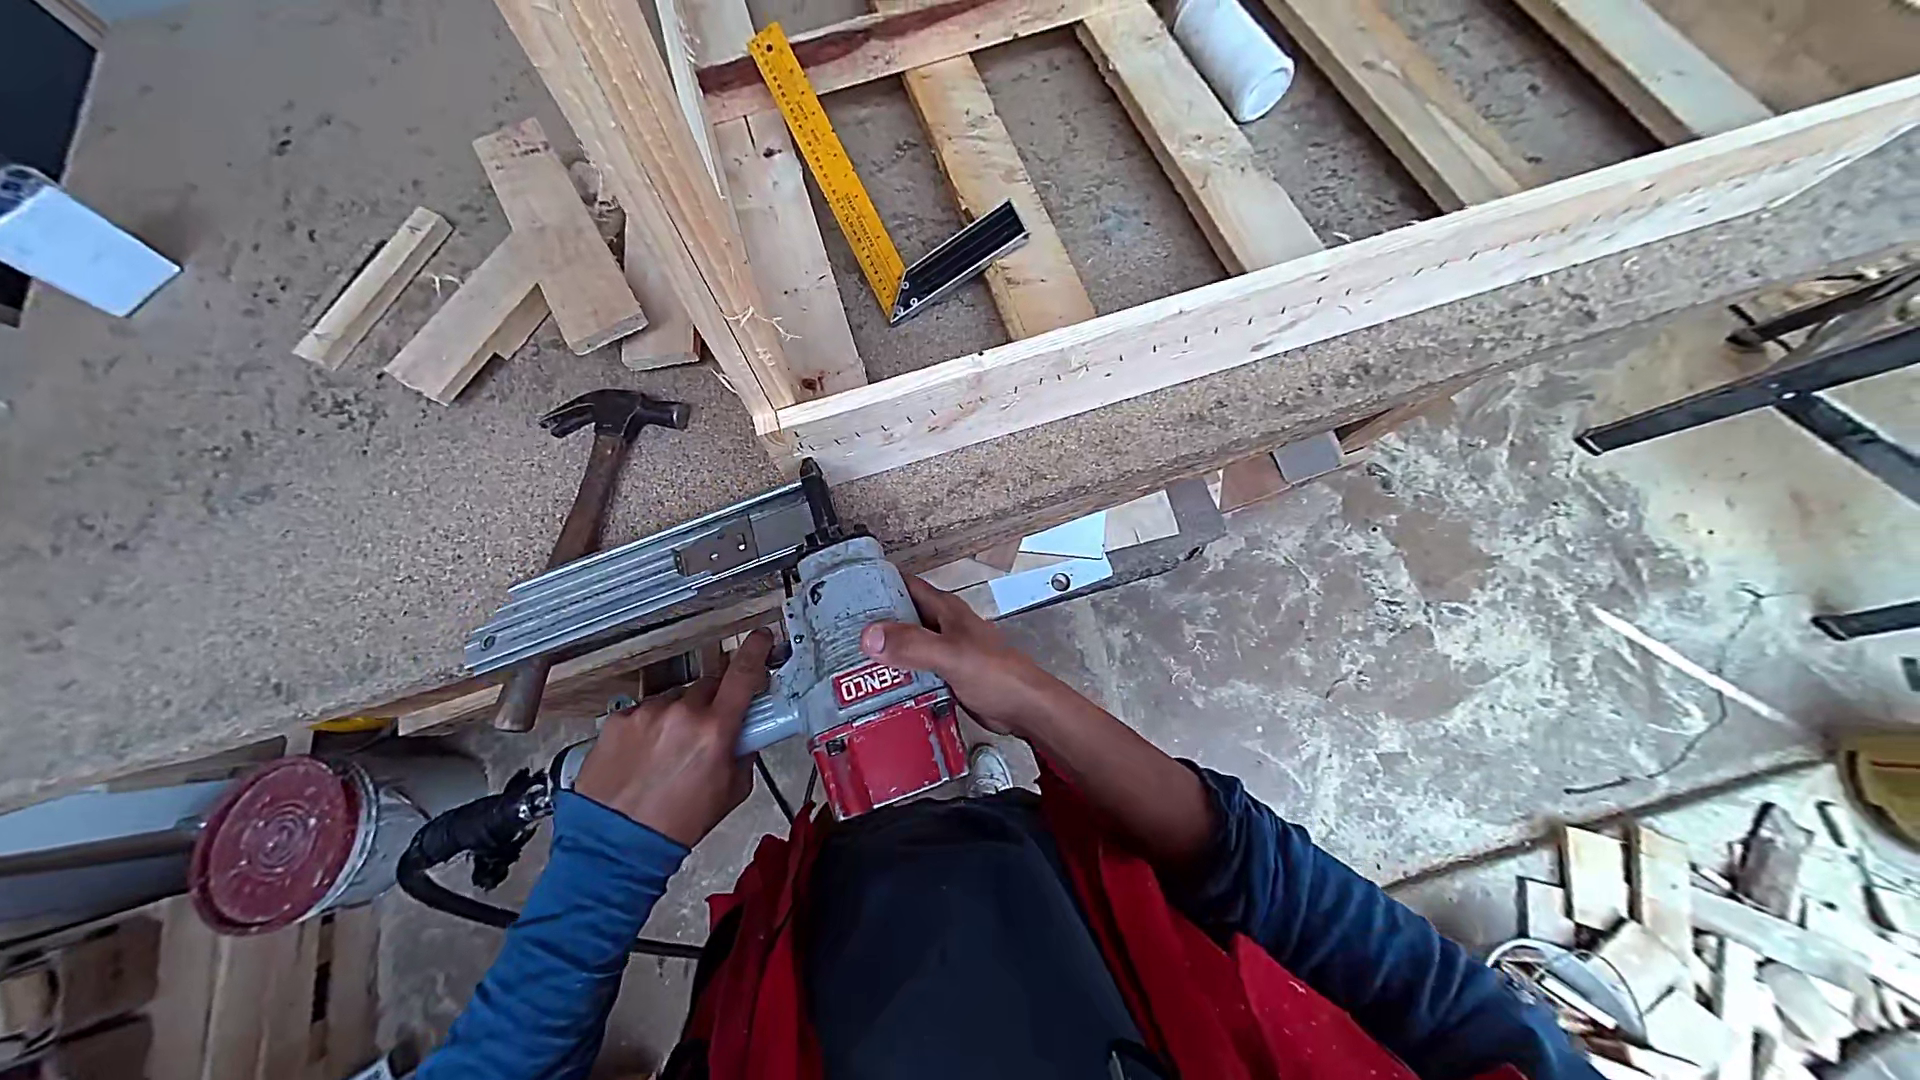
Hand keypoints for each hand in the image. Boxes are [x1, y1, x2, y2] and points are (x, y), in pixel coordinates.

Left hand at [572, 628, 773, 846]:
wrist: (615, 846)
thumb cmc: (675, 824)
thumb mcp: (731, 790)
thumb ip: (745, 752)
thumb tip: (748, 732)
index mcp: (715, 729)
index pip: (744, 673)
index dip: (757, 649)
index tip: (762, 637)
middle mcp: (681, 713)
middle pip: (710, 685)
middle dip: (714, 701)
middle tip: (710, 728)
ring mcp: (646, 714)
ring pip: (676, 699)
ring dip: (680, 715)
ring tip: (669, 752)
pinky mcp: (618, 721)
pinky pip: (644, 711)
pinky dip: (650, 726)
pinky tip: (645, 754)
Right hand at [859, 574, 1067, 737]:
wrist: (1024, 709)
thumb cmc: (998, 673)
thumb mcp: (951, 655)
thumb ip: (913, 645)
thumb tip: (870, 636)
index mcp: (945, 610)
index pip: (905, 585)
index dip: (878, 582)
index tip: (845, 589)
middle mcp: (942, 627)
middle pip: (900, 617)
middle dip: (871, 622)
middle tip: (836, 633)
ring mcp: (943, 652)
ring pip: (904, 646)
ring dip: (881, 653)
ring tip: (847, 663)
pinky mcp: (944, 676)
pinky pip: (913, 672)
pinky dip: (895, 677)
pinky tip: (876, 689)